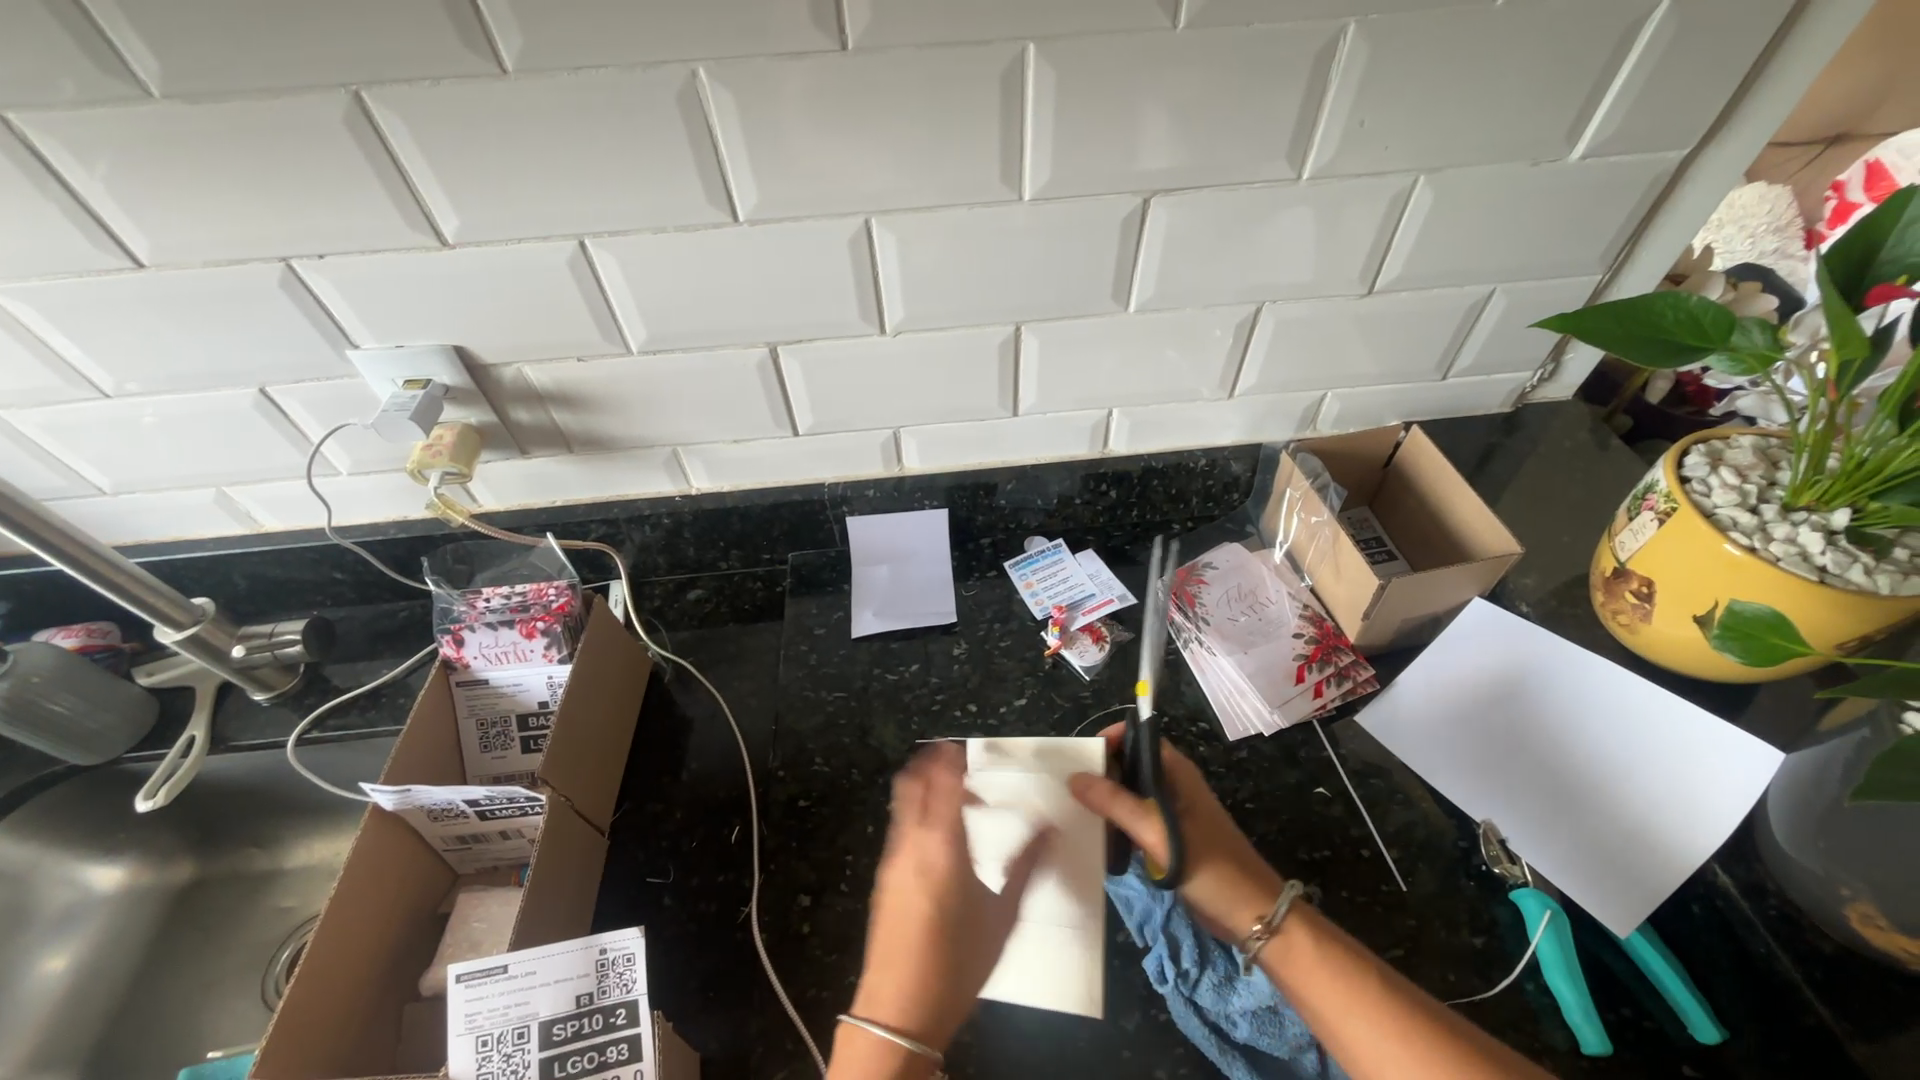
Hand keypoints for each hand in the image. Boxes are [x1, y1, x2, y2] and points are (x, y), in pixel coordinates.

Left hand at [846, 741, 1051, 1052]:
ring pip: (901, 802)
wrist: (898, 1009)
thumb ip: (1026, 865)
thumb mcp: (1002, 915)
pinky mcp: (882, 878)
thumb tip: (1050, 829)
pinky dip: (915, 814)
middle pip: (911, 780)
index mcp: (942, 843)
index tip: (969, 751)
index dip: (952, 757)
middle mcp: (910, 841)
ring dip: (922, 787)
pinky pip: (898, 827)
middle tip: (960, 763)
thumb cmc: (958, 961)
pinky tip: (940, 838)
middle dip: (931, 762)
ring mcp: (890, 859)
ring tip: (955, 799)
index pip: (942, 779)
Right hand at [1068, 723, 1286, 942]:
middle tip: (1069, 787)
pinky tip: (1100, 838)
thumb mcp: (1158, 833)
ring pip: (1132, 794)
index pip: (1140, 737)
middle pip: (1132, 765)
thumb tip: (1075, 778)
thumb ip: (1116, 803)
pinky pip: (1137, 821)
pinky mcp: (1171, 839)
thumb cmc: (1210, 867)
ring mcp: (1173, 814)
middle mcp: (1174, 786)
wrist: (1252, 914)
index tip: (1081, 756)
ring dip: (1108, 800)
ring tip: (1076, 811)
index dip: (1111, 739)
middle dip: (1103, 771)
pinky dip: (1118, 824)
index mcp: (1177, 773)